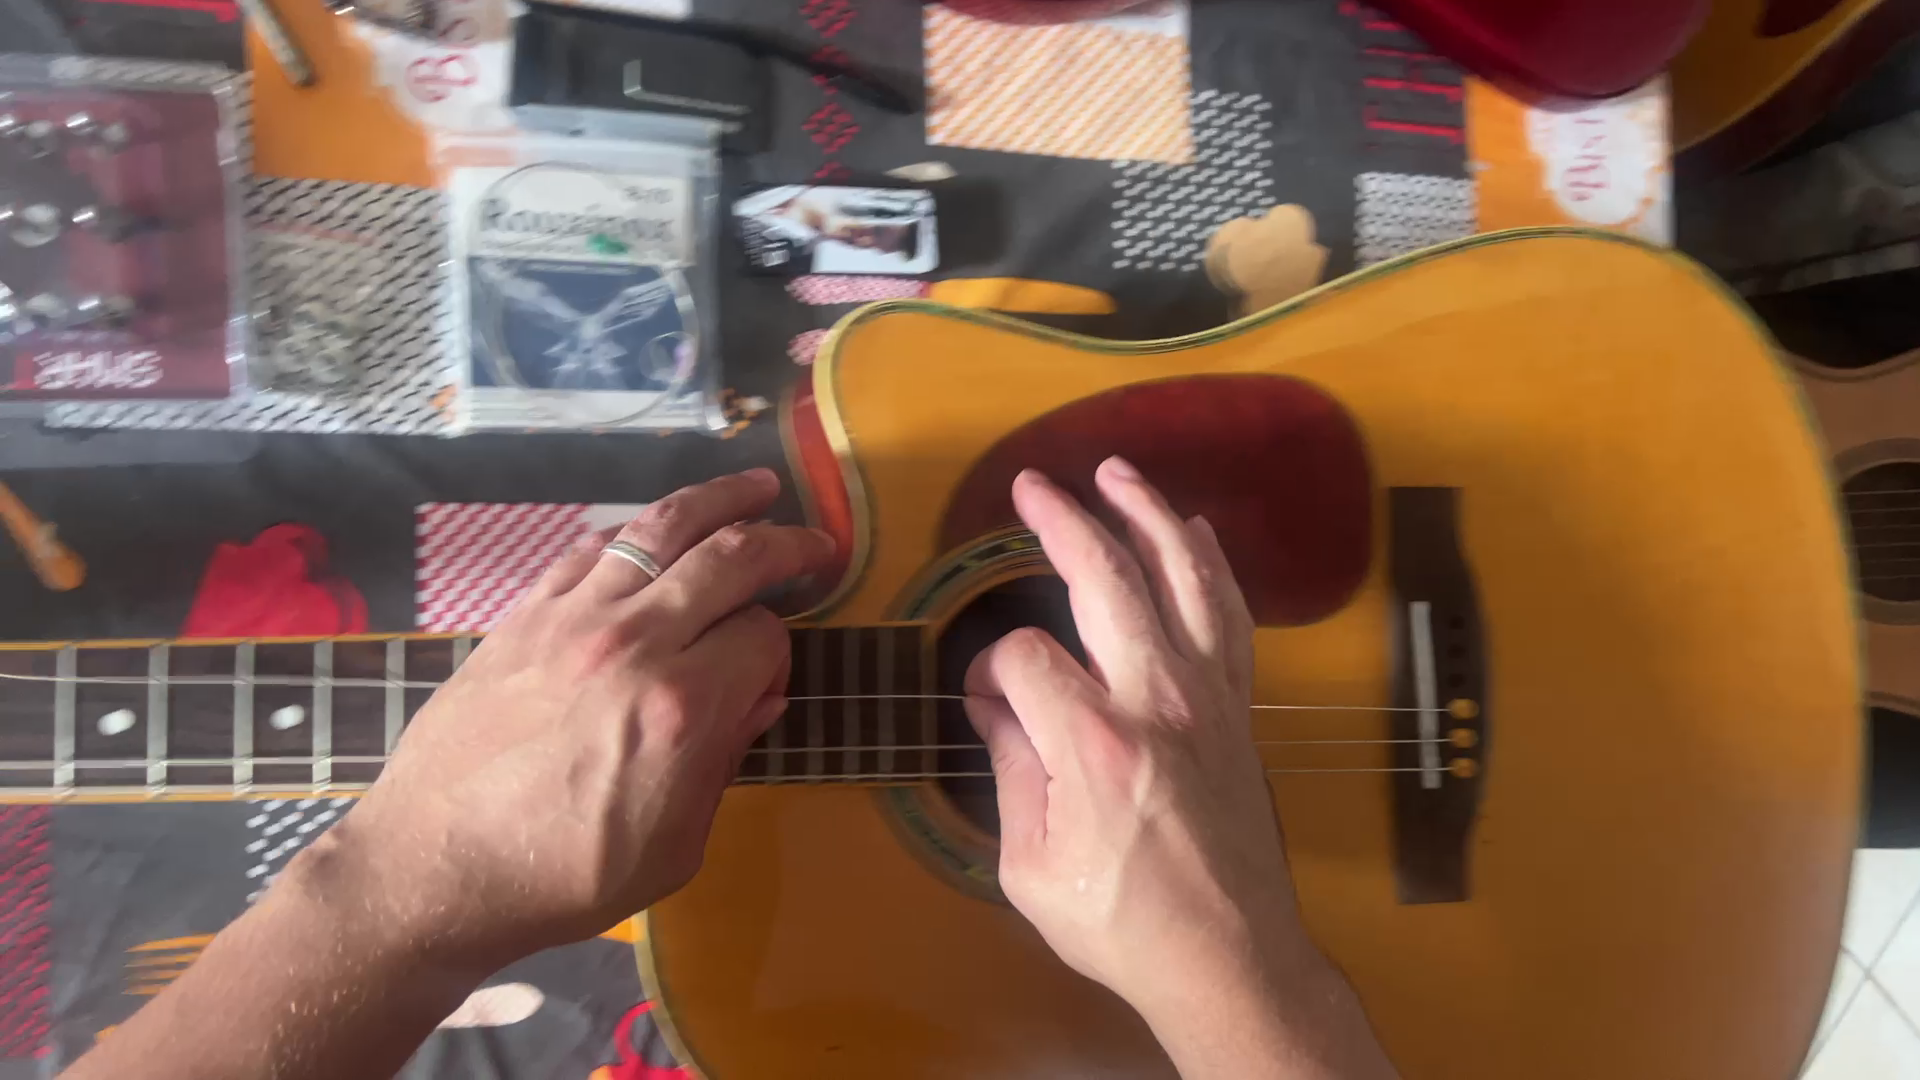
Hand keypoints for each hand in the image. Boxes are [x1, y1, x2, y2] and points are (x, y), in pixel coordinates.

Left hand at [298, 468, 835, 966]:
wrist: (427, 874)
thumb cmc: (565, 873)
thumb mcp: (677, 844)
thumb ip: (727, 758)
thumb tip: (760, 695)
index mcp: (682, 706)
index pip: (763, 636)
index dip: (778, 653)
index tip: (764, 677)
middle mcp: (635, 643)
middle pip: (730, 558)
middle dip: (785, 543)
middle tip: (815, 542)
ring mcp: (574, 617)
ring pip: (662, 528)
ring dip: (721, 498)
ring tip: (757, 485)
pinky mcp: (526, 613)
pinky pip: (594, 546)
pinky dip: (638, 529)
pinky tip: (661, 527)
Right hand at [965, 458, 1295, 1007]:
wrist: (1231, 957)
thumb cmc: (1121, 922)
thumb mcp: (1028, 864)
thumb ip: (1007, 765)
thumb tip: (991, 699)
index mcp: (1089, 742)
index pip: (1021, 656)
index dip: (988, 668)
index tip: (983, 695)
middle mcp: (1154, 698)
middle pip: (1105, 576)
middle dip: (1061, 520)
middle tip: (1032, 485)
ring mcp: (1206, 694)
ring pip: (1180, 574)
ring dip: (1146, 514)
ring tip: (1116, 472)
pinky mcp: (1236, 704)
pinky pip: (1228, 612)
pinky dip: (1209, 563)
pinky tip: (1193, 530)